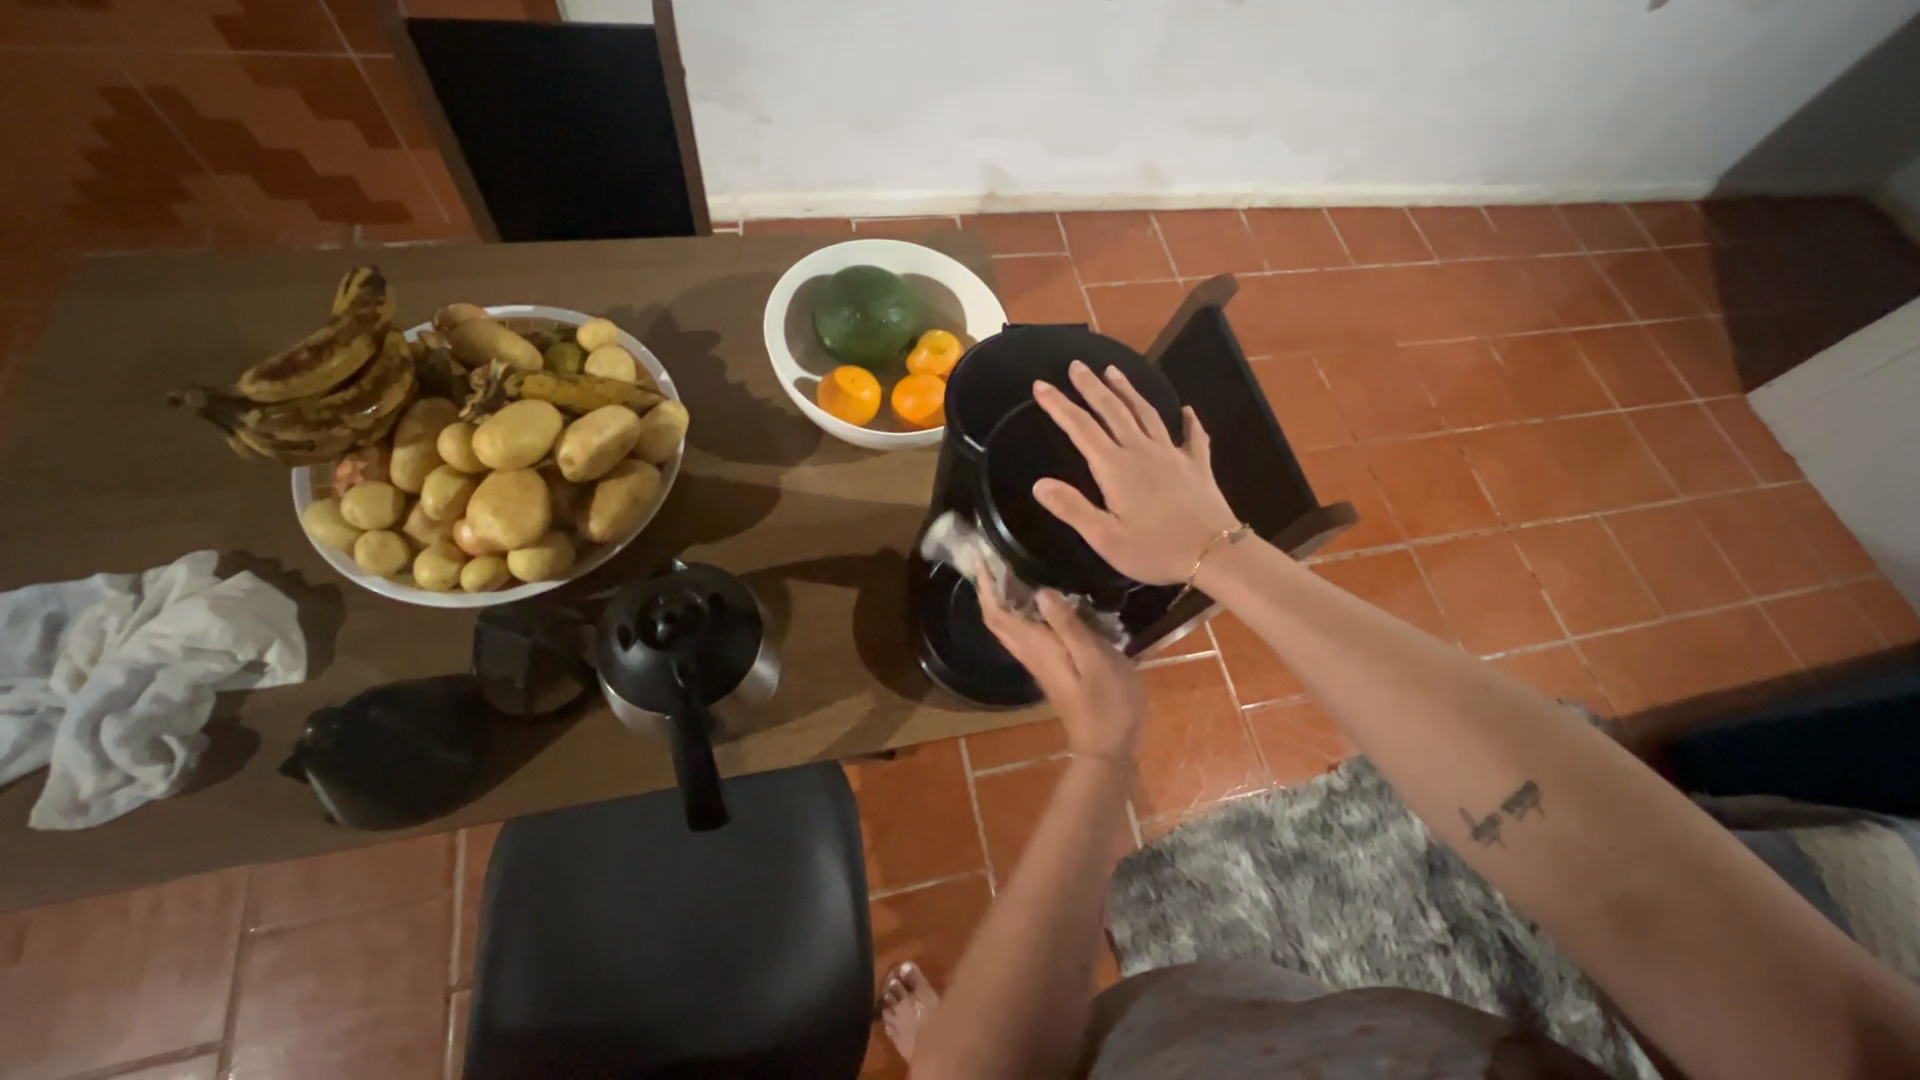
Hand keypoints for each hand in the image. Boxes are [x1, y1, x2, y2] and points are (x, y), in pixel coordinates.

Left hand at [977, 577, 1144, 761]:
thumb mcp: (1096, 661)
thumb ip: (1069, 626)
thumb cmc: (1108, 704)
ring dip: (1008, 599)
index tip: (983, 560)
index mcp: (1037, 648)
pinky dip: (1028, 612)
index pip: (997, 615)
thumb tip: (1040, 591)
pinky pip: (1030, 634)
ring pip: (1012, 627)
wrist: (1109, 747)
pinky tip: (1050, 600)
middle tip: (998, 559)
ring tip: (1020, 570)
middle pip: (999, 620)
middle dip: (991, 589)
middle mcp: (1031, 654)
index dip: (986, 588)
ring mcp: (1041, 663)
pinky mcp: (1054, 668)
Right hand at [1032, 362, 1239, 584]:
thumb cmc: (1154, 550)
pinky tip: (1187, 411)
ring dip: (1128, 391)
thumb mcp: (1104, 537)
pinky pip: (1193, 436)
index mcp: (1115, 468)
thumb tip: (1039, 483)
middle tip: (1077, 365)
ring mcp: (1173, 455)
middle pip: (1113, 410)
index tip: (1040, 385)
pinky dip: (1189, 421)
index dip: (1059, 405)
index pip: (1080, 429)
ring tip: (1114, 372)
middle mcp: (1142, 451)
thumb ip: (1072, 508)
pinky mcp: (1198, 465)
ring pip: (1147, 413)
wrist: (1214, 553)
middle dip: (1091, 387)